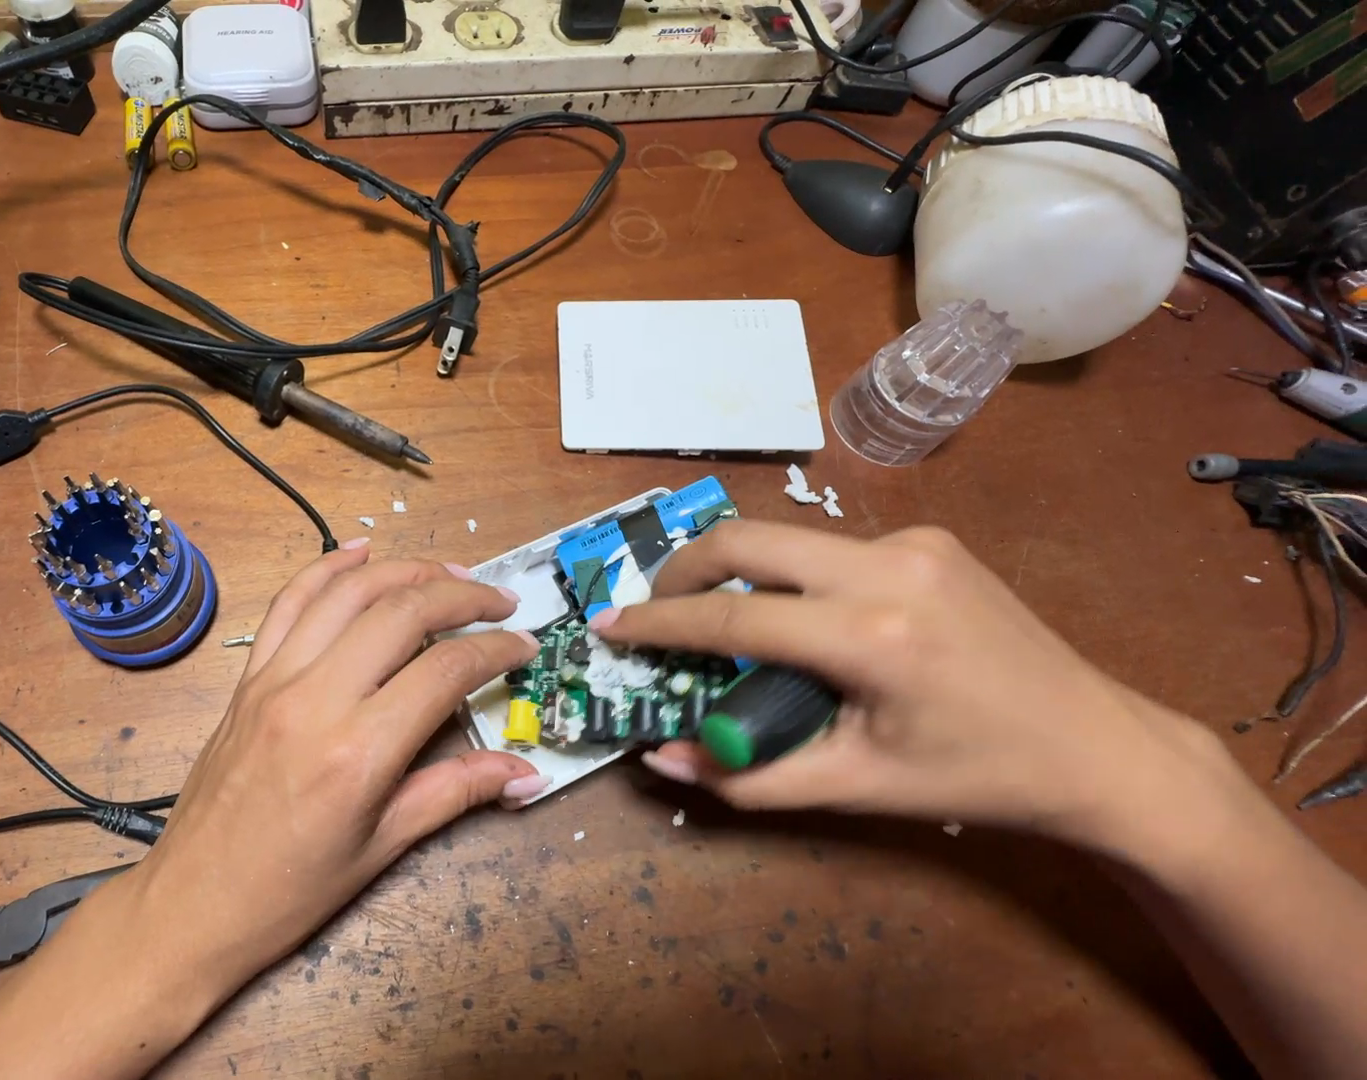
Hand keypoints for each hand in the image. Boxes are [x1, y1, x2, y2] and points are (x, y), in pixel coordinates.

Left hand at [126, 539, 544, 989]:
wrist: (190, 905)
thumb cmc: (292, 890)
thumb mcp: (383, 848)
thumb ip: (457, 792)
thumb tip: (529, 774)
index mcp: (360, 750)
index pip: (445, 670)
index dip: (494, 649)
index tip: (523, 644)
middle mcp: (317, 697)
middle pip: (402, 612)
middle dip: (461, 595)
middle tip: (498, 599)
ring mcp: (275, 678)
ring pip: (348, 593)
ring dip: (405, 570)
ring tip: (450, 572)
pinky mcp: (248, 676)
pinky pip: (288, 603)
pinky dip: (328, 568)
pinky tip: (360, 550)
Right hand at [592, 521, 1235, 853]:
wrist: (1104, 747)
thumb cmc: (976, 778)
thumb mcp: (855, 786)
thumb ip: (746, 776)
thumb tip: (660, 758)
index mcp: (875, 637)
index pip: (734, 619)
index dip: (659, 623)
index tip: (610, 625)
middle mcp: (890, 567)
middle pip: (746, 541)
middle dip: (683, 571)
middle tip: (655, 610)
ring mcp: (912, 543)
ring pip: (782, 540)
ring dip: (735, 574)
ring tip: (722, 622)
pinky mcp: (926, 538)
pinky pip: (825, 549)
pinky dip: (787, 577)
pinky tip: (802, 620)